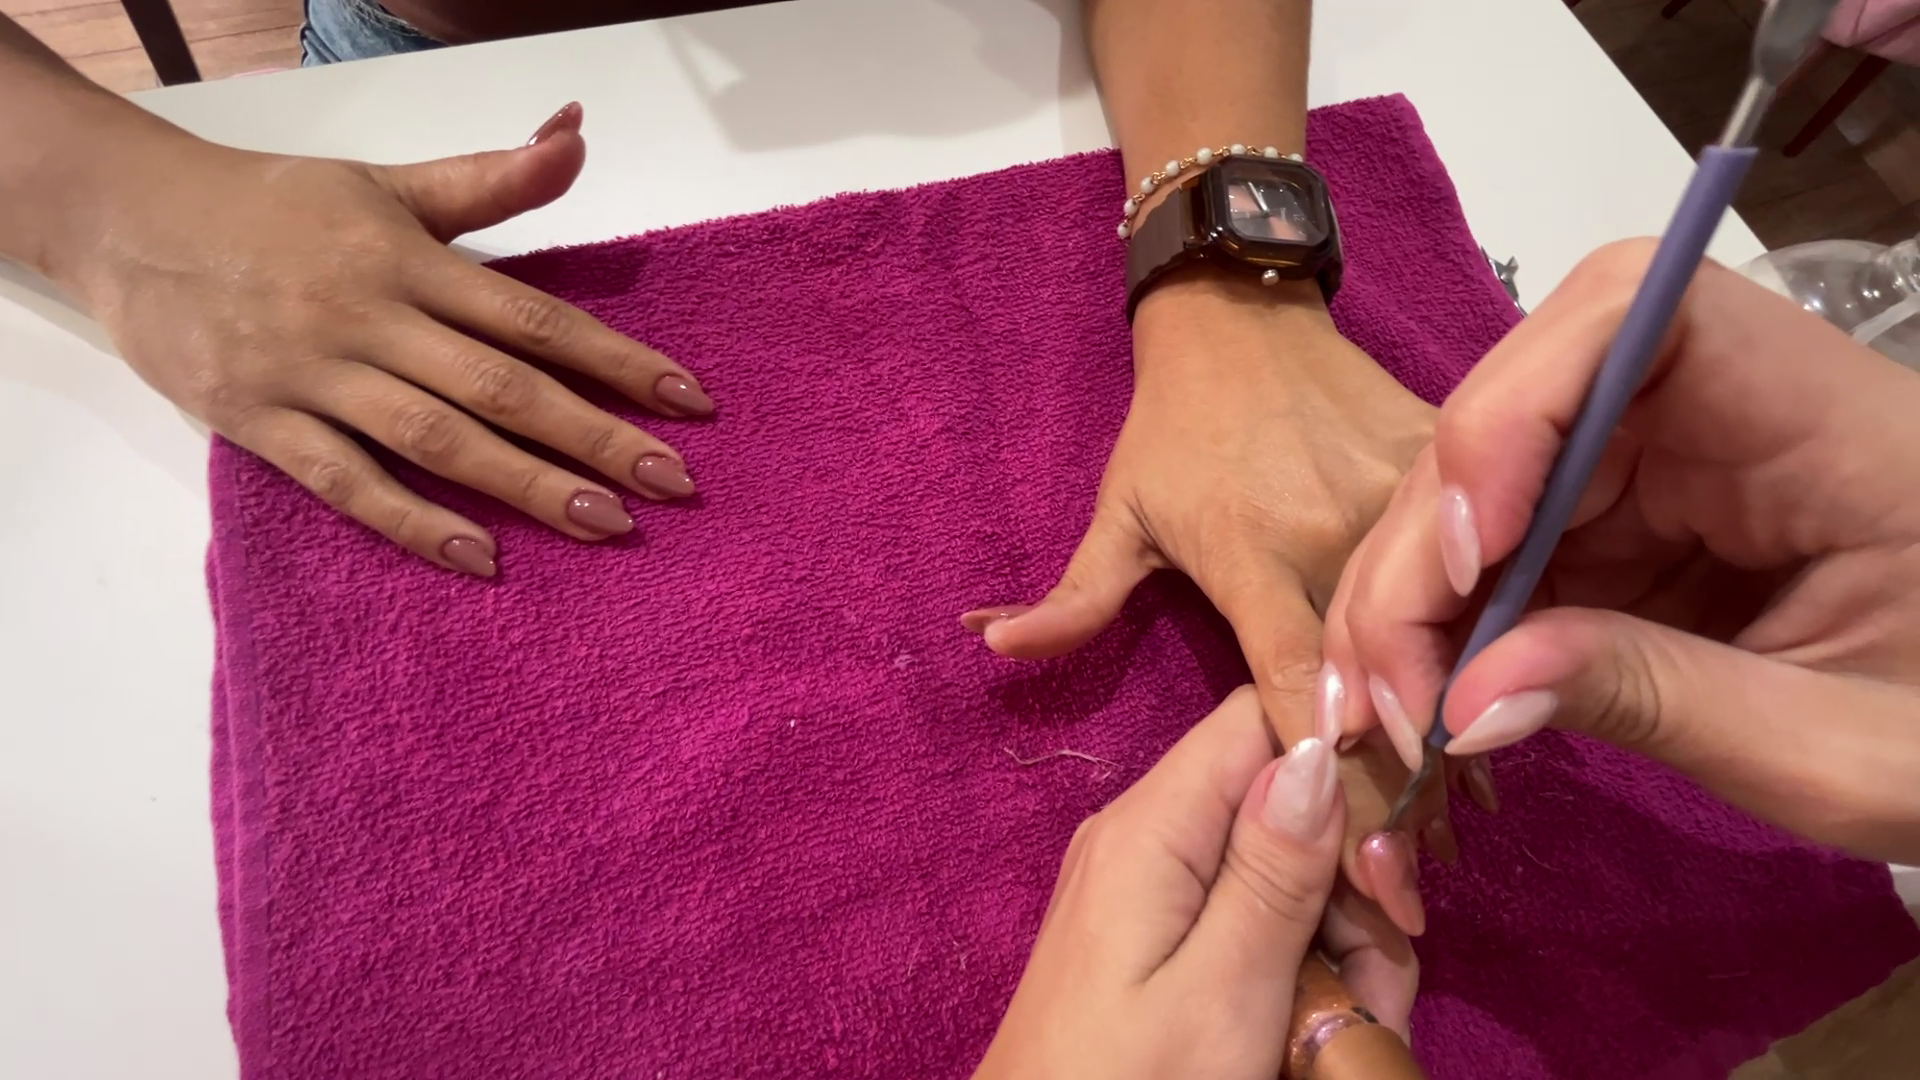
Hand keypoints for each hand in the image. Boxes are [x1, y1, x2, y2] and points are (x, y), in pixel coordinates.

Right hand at [54, 103, 707, 576]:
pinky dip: (413, 523)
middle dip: (596, 438)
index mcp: (415, 264)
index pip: (541, 321)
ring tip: (607, 523)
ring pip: (439, 441)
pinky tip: (484, 560)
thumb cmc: (282, 207)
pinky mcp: (257, 422)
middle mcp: (373, 320)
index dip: (621, 362)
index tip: (690, 401)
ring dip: (528, 487)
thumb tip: (577, 135)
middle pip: (506, 389)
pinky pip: (346, 483)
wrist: (113, 211)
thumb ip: (493, 179)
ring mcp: (314, 375)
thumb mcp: (393, 186)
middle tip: (673, 482)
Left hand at [961, 270, 1447, 938]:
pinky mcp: (1444, 473)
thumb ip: (1071, 597)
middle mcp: (1335, 534)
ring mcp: (1403, 500)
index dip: (1327, 780)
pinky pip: (1480, 571)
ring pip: (1450, 635)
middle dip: (1399, 789)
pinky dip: (1486, 642)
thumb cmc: (1170, 429)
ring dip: (1454, 732)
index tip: (1353, 872)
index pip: (1296, 686)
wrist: (1238, 325)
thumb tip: (989, 645)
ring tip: (1452, 826)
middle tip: (1405, 892)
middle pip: (1383, 682)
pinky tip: (1491, 708)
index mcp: (1250, 554)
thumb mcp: (1117, 514)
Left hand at [975, 687, 1410, 1078]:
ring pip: (1273, 858)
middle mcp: (1142, 828)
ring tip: (1351, 1022)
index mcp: (1150, 825)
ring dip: (1332, 932)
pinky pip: (1241, 901)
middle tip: (1376, 983)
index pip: (1252, 722)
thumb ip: (1271, 872)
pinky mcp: (1153, 916)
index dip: (1335, 760)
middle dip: (1344, 879)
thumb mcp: (1220, 997)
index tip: (1391, 855)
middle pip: (1274, 799)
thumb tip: (1315, 749)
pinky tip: (1311, 1021)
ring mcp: (1145, 873)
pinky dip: (1292, 951)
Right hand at [1323, 240, 1919, 863]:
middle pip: (1488, 435)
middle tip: (1398, 694)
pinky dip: (1420, 624)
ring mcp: (1615, 478)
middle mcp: (1684, 423)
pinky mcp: (1572, 532)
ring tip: (1394, 710)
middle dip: (1418, 563)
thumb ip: (1658, 702)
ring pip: (1450, 500)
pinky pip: (1462, 557)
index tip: (1473, 554)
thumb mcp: (1854, 748)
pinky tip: (1411, 690)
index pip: (1622, 318)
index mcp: (1809, 417)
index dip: (1513, 410)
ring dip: (1398, 602)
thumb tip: (1462, 705)